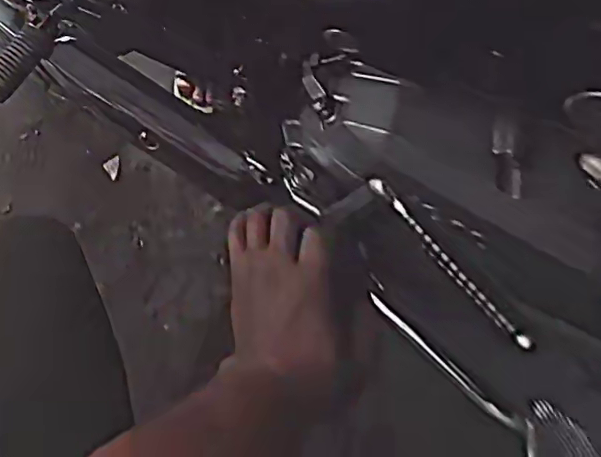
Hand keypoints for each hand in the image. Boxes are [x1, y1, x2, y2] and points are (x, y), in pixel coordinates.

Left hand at [221, 206, 349, 410]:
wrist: (265, 386)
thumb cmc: (312, 376)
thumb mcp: (356, 361)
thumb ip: (366, 326)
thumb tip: (365, 299)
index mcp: (311, 281)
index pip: (319, 234)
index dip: (328, 230)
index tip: (336, 240)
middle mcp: (279, 264)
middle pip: (284, 216)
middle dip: (297, 217)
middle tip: (305, 230)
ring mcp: (253, 264)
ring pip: (257, 217)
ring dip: (269, 214)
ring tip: (279, 224)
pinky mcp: (236, 271)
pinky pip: (234, 231)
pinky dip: (243, 221)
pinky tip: (254, 226)